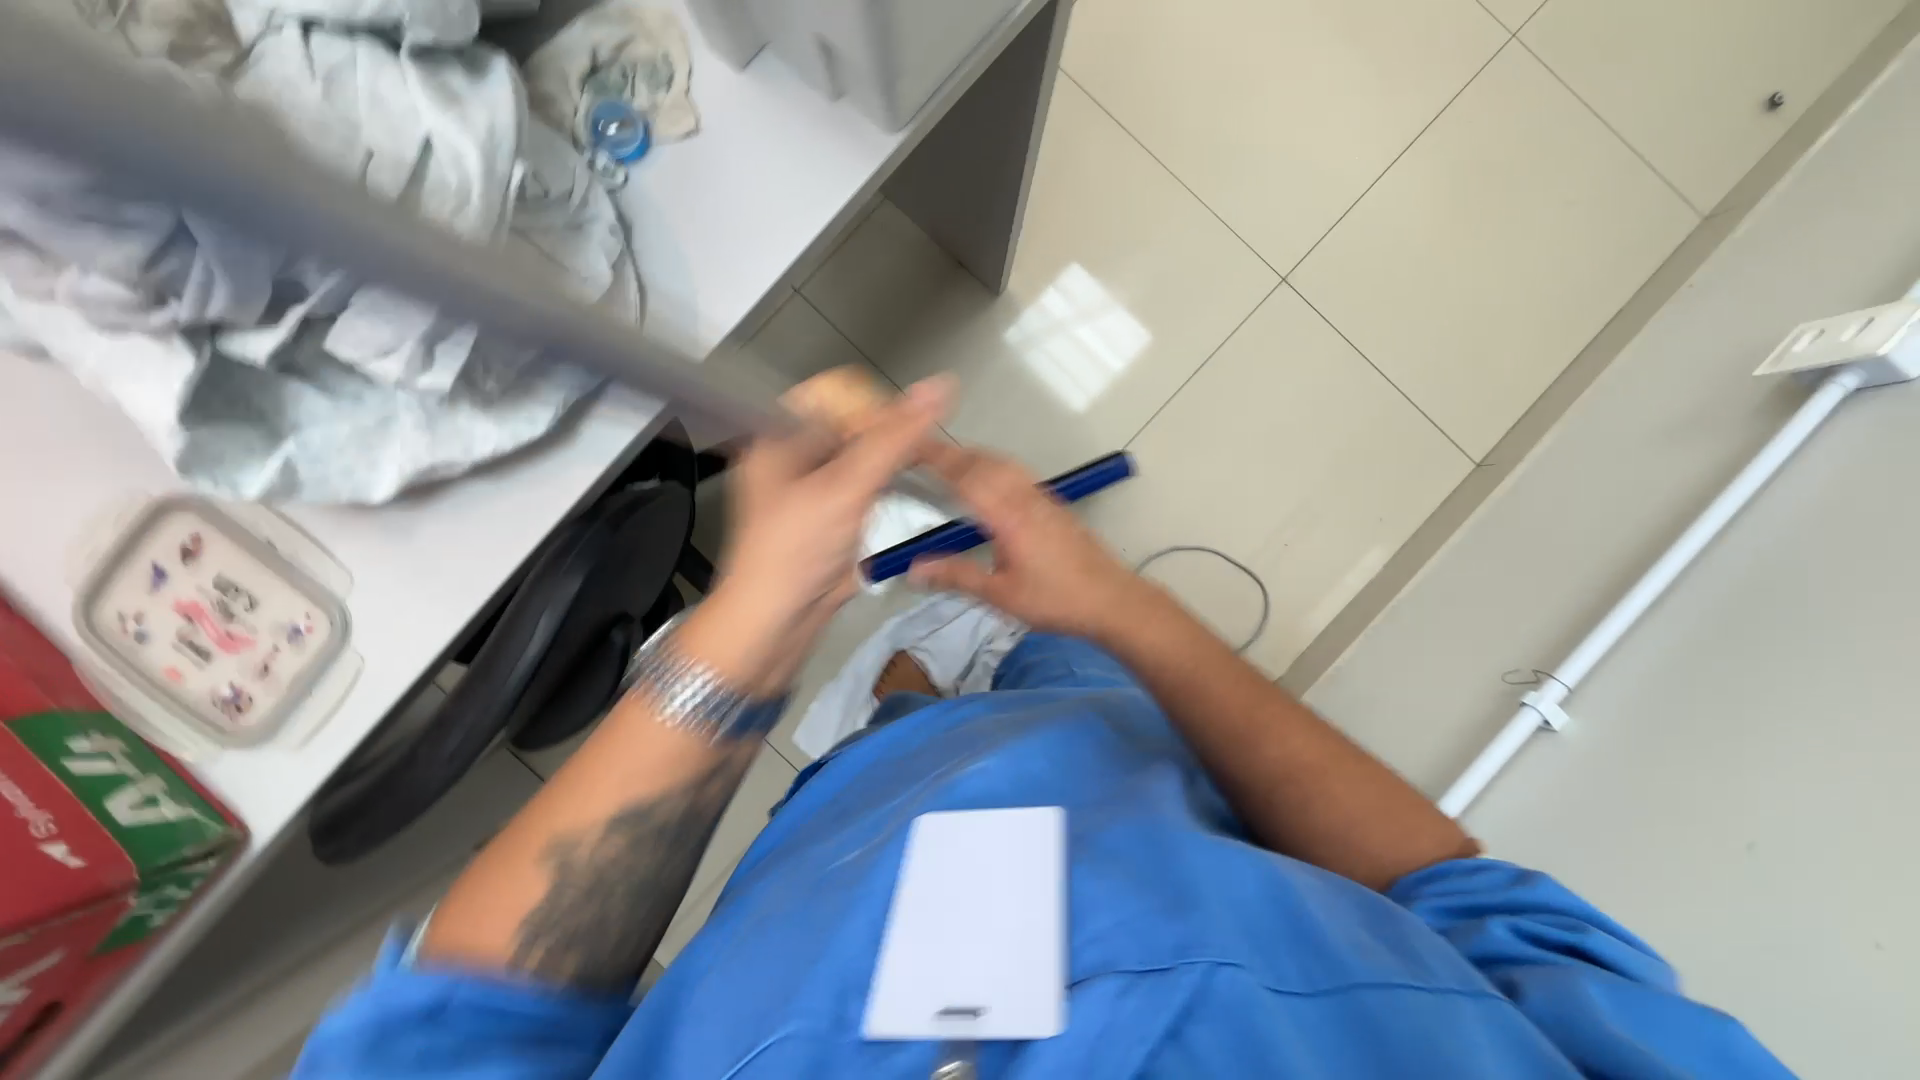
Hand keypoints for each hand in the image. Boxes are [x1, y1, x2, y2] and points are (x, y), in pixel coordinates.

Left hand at [676, 379, 949, 694]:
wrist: (772, 627)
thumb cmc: (796, 552)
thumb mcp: (846, 487)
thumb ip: (895, 438)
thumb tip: (941, 386)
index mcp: (779, 437)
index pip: (837, 395)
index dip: (876, 406)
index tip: (908, 432)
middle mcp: (793, 459)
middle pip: (854, 428)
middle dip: (891, 439)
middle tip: (925, 455)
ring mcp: (812, 493)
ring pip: (864, 463)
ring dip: (894, 469)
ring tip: (925, 476)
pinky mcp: (830, 524)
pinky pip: (867, 495)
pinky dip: (890, 496)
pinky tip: (911, 503)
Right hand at [908, 444, 1158, 642]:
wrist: (1112, 600)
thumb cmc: (1055, 600)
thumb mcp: (1000, 595)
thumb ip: (957, 576)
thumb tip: (913, 569)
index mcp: (1007, 515)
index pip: (965, 476)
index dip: (936, 458)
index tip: (911, 447)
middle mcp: (1025, 497)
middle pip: (984, 462)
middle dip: (952, 453)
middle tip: (922, 453)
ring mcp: (1043, 498)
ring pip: (1004, 464)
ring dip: (974, 457)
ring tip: (950, 463)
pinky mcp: (1055, 505)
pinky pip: (1018, 473)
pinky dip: (995, 466)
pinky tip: (990, 482)